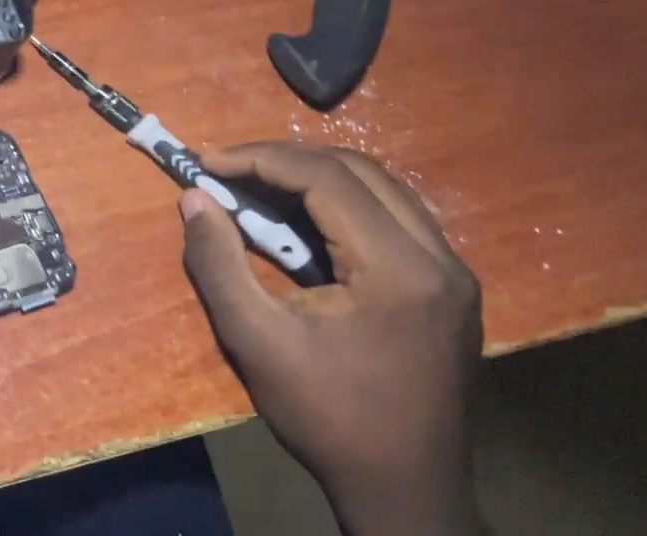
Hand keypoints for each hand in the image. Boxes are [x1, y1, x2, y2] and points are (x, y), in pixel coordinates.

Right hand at [181, 143, 484, 535]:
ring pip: (382, 188)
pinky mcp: (448, 289)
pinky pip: (393, 217)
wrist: (403, 487)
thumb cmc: (325, 413)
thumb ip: (218, 261)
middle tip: (227, 169)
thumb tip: (193, 198)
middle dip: (284, 159)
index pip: (327, 179)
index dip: (260, 160)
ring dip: (314, 176)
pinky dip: (341, 202)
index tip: (206, 164)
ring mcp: (453, 275)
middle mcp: (440, 260)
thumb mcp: (253, 338)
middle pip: (359, 171)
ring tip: (256, 187)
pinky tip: (301, 221)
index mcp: (399, 270)